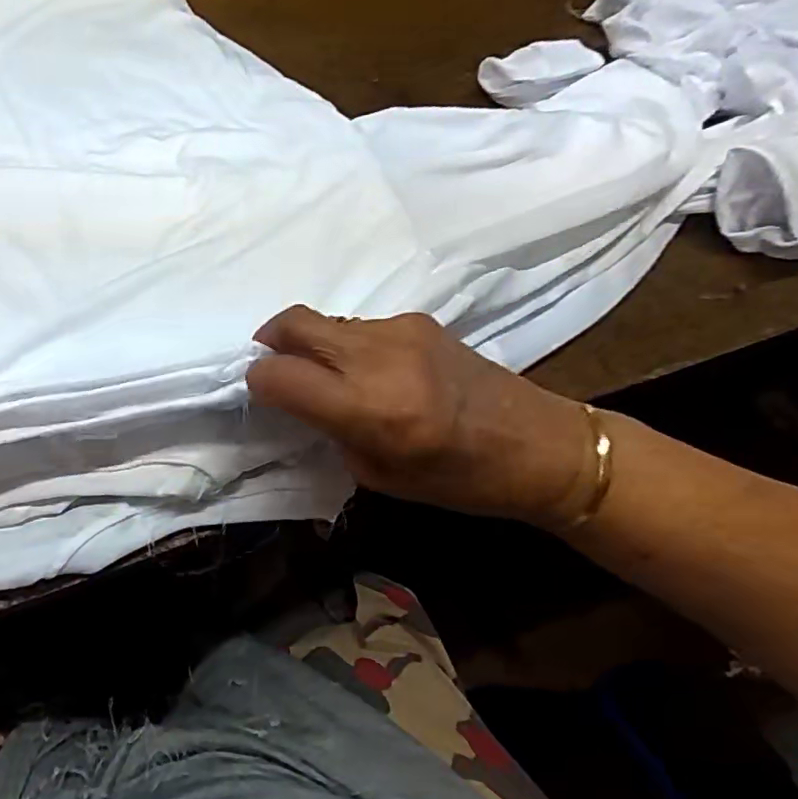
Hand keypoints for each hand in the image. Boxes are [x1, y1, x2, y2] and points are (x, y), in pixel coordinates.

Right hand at [246, 306, 596, 527]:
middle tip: (274, 365)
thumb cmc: (458, 480)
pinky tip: (373, 371)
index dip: (260, 382)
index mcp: (371, 409)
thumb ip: (331, 429)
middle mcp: (379, 358)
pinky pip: (361, 325)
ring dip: (313, 344)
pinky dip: (348, 345)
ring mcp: (400, 330)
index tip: (263, 394)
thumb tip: (299, 396)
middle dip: (271, 341)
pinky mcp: (419, 319)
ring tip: (330, 376)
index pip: (280, 375)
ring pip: (327, 322)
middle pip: (294, 322)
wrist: (537, 444)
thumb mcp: (378, 474)